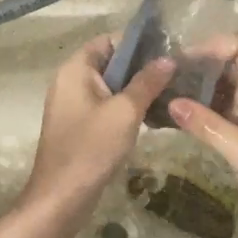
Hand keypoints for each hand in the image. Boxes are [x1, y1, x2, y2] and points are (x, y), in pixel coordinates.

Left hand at [21, 34, 174, 219]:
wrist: (62, 197)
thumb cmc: (91, 148)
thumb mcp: (125, 112)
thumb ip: (147, 82)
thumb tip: (168, 59)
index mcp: (75, 69)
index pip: (108, 40)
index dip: (137, 42)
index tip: (168, 50)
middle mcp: (70, 81)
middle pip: (110, 62)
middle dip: (141, 66)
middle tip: (175, 72)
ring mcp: (73, 105)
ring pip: (110, 86)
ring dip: (136, 88)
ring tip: (170, 91)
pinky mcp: (79, 126)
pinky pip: (105, 106)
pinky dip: (126, 107)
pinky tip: (152, 115)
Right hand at [167, 34, 237, 235]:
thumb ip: (210, 128)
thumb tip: (172, 103)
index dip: (216, 45)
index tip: (185, 59)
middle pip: (228, 64)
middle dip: (199, 62)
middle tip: (165, 73)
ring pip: (219, 88)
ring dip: (195, 86)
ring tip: (162, 91)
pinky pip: (215, 112)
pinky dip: (196, 109)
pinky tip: (172, 116)